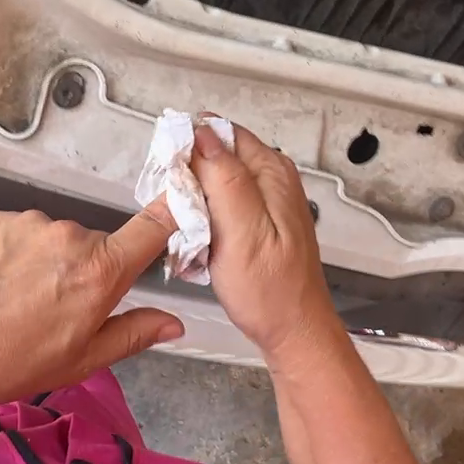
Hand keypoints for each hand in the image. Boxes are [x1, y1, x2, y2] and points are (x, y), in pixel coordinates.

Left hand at [0, 206, 183, 413]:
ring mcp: (29, 223)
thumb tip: (175, 323)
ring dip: (48, 261)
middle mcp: (69, 236)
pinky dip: (16, 253)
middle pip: (95, 245)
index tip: (181, 207)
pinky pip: (22, 232)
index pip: (152, 228)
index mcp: (100, 272)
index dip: (172, 215)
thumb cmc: (12, 363)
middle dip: (86, 270)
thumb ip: (134, 334)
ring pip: (56, 239)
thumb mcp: (82, 360)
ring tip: (17, 299)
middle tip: (56, 308)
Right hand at [190, 124, 343, 366]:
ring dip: (192, 199)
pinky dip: (202, 216)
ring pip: (213, 180)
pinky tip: (199, 239)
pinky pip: (219, 203)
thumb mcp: (242, 231)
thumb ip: (224, 178)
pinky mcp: (255, 220)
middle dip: (187, 177)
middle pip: (214, 154)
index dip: (188, 149)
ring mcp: (264, 199)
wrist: (292, 331)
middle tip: (180, 213)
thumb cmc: (269, 290)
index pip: (218, 132)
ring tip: (189, 229)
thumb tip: (202, 133)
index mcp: (270, 171)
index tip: (171, 181)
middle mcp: (271, 177)